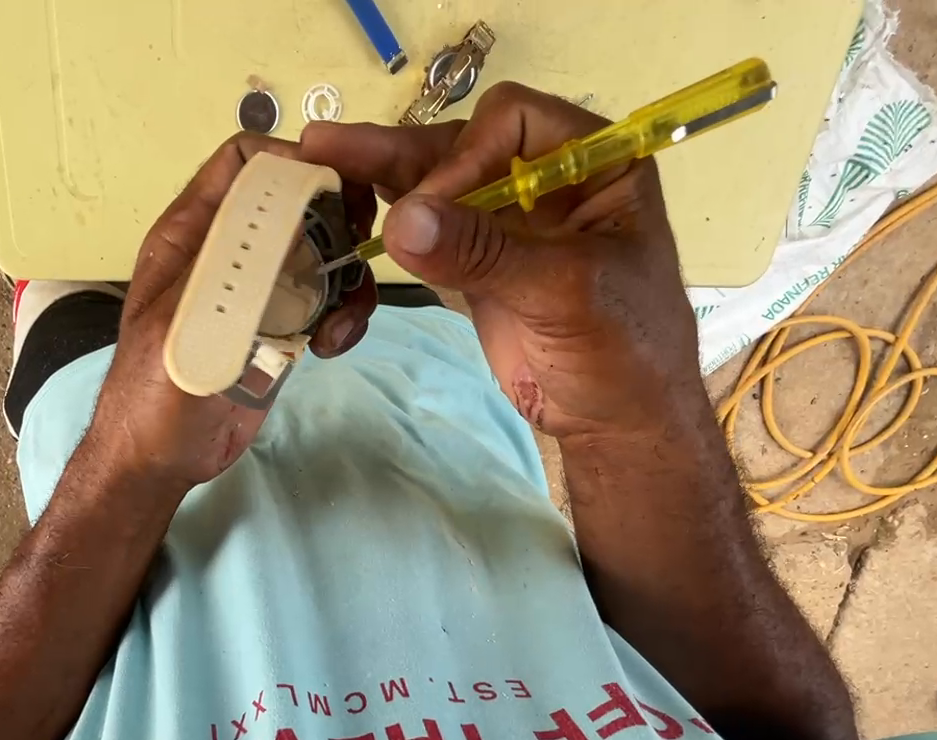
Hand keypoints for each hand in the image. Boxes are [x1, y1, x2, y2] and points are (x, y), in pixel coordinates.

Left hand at [79, 134, 378, 489]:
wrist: (163, 458)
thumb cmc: (155, 391)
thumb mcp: (186, 319)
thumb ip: (234, 263)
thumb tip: (295, 210)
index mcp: (192, 233)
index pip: (245, 162)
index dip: (293, 162)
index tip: (335, 194)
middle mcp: (229, 251)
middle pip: (297, 201)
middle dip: (336, 221)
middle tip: (356, 255)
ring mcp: (258, 290)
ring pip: (321, 253)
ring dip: (346, 279)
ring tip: (340, 324)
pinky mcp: (282, 328)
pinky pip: (326, 301)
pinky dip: (343, 315)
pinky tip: (333, 345)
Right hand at [301, 84, 702, 441]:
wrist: (616, 418)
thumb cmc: (621, 347)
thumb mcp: (562, 290)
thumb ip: (484, 253)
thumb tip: (400, 222)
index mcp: (590, 163)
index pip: (511, 125)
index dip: (463, 157)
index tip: (428, 208)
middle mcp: (543, 181)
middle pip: (461, 149)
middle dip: (396, 152)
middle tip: (323, 145)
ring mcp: (505, 225)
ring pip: (435, 191)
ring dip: (378, 182)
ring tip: (315, 163)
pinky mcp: (476, 267)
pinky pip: (427, 237)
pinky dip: (388, 230)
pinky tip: (347, 215)